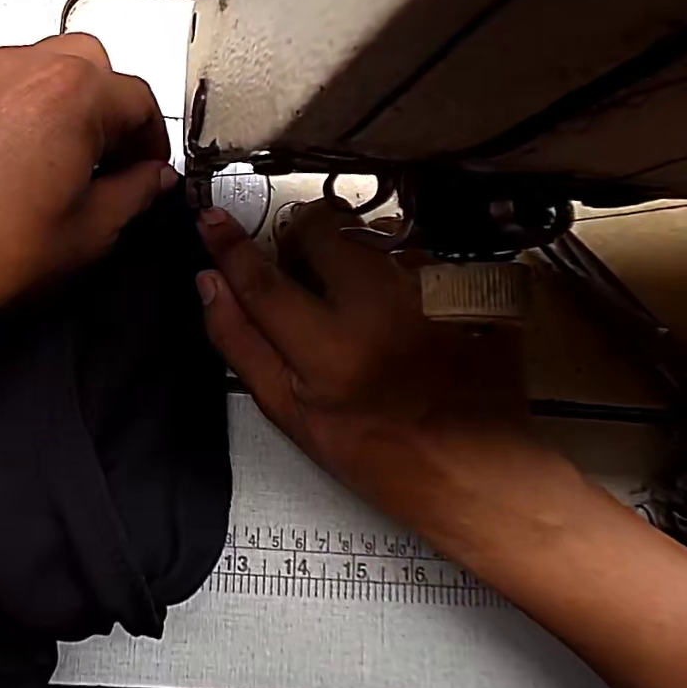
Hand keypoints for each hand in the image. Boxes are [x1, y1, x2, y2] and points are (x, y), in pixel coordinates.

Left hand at [0, 33, 175, 332]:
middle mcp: (17, 72)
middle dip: (108, 109)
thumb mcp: (88, 234)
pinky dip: (13, 114)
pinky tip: (8, 165)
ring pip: (37, 69)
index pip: (137, 97)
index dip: (152, 137)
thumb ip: (134, 194)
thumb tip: (147, 179)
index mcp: (68, 95)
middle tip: (109, 158)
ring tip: (56, 164)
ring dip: (60, 105)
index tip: (148, 163)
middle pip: (89, 65)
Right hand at [194, 199, 583, 544]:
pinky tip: (394, 309)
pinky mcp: (463, 285)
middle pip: (319, 228)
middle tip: (298, 271)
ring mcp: (430, 290)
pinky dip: (388, 266)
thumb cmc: (375, 451)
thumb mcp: (289, 411)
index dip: (228, 245)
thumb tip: (210, 285)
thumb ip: (240, 342)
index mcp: (330, 351)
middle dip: (297, 236)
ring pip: (365, 231)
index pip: (263, 280)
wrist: (476, 468)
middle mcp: (383, 308)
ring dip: (345, 252)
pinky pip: (409, 248)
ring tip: (354, 302)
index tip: (211, 219)